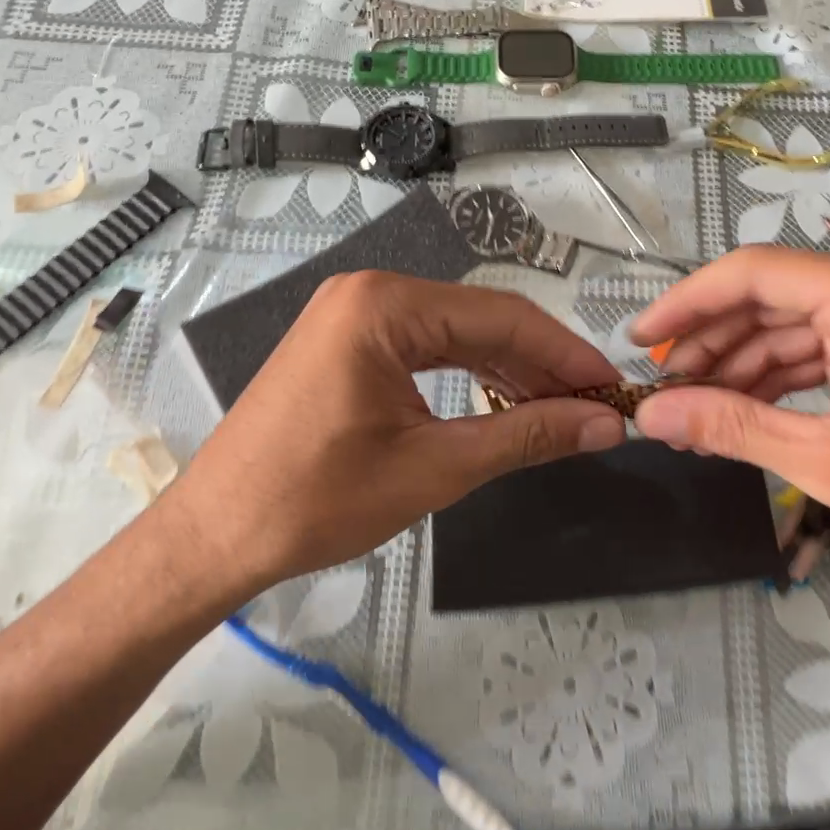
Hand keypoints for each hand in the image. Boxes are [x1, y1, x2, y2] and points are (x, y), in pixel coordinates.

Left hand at [169, 272, 626, 595]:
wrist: (215, 536)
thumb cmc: (318, 501)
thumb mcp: (435, 467)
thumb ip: (526, 435)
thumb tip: (605, 425)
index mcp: (385, 307)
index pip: (503, 317)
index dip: (568, 354)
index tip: (615, 390)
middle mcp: (369, 293)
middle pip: (482, 319)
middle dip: (542, 364)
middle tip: (594, 408)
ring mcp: (352, 316)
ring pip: (457, 334)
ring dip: (511, 369)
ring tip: (561, 410)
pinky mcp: (345, 345)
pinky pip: (426, 349)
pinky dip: (470, 375)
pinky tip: (505, 401)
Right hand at [629, 246, 829, 584]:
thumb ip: (735, 428)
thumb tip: (652, 416)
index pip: (757, 274)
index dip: (689, 303)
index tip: (639, 339)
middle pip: (767, 298)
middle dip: (709, 343)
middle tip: (659, 389)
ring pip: (784, 327)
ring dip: (734, 365)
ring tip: (687, 408)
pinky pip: (811, 352)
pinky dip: (770, 380)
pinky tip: (733, 410)